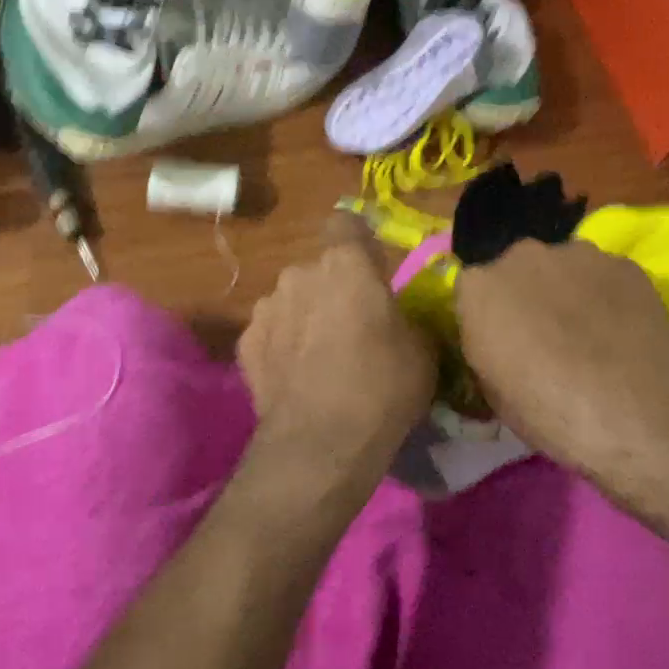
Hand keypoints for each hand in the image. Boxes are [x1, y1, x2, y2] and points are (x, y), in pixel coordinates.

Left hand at [238, 214, 435, 484]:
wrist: (319, 444)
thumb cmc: (382, 388)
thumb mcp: (423, 350)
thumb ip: (406, 318)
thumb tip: (396, 317)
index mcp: (346, 264)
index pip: (346, 223)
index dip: (357, 242)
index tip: (370, 269)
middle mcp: (299, 273)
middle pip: (318, 270)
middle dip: (332, 290)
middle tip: (352, 330)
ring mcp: (266, 307)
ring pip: (291, 301)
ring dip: (304, 318)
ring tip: (320, 361)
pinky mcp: (244, 342)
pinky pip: (270, 333)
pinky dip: (281, 347)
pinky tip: (295, 379)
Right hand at [456, 240, 668, 468]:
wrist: (637, 413)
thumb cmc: (549, 410)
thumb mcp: (493, 391)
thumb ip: (487, 347)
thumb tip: (499, 340)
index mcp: (478, 287)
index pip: (472, 292)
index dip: (488, 318)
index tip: (504, 344)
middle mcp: (521, 256)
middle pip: (517, 270)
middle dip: (526, 295)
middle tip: (546, 335)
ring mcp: (576, 254)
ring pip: (562, 268)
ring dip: (566, 290)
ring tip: (589, 332)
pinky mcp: (623, 263)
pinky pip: (603, 276)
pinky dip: (605, 296)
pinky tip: (620, 330)